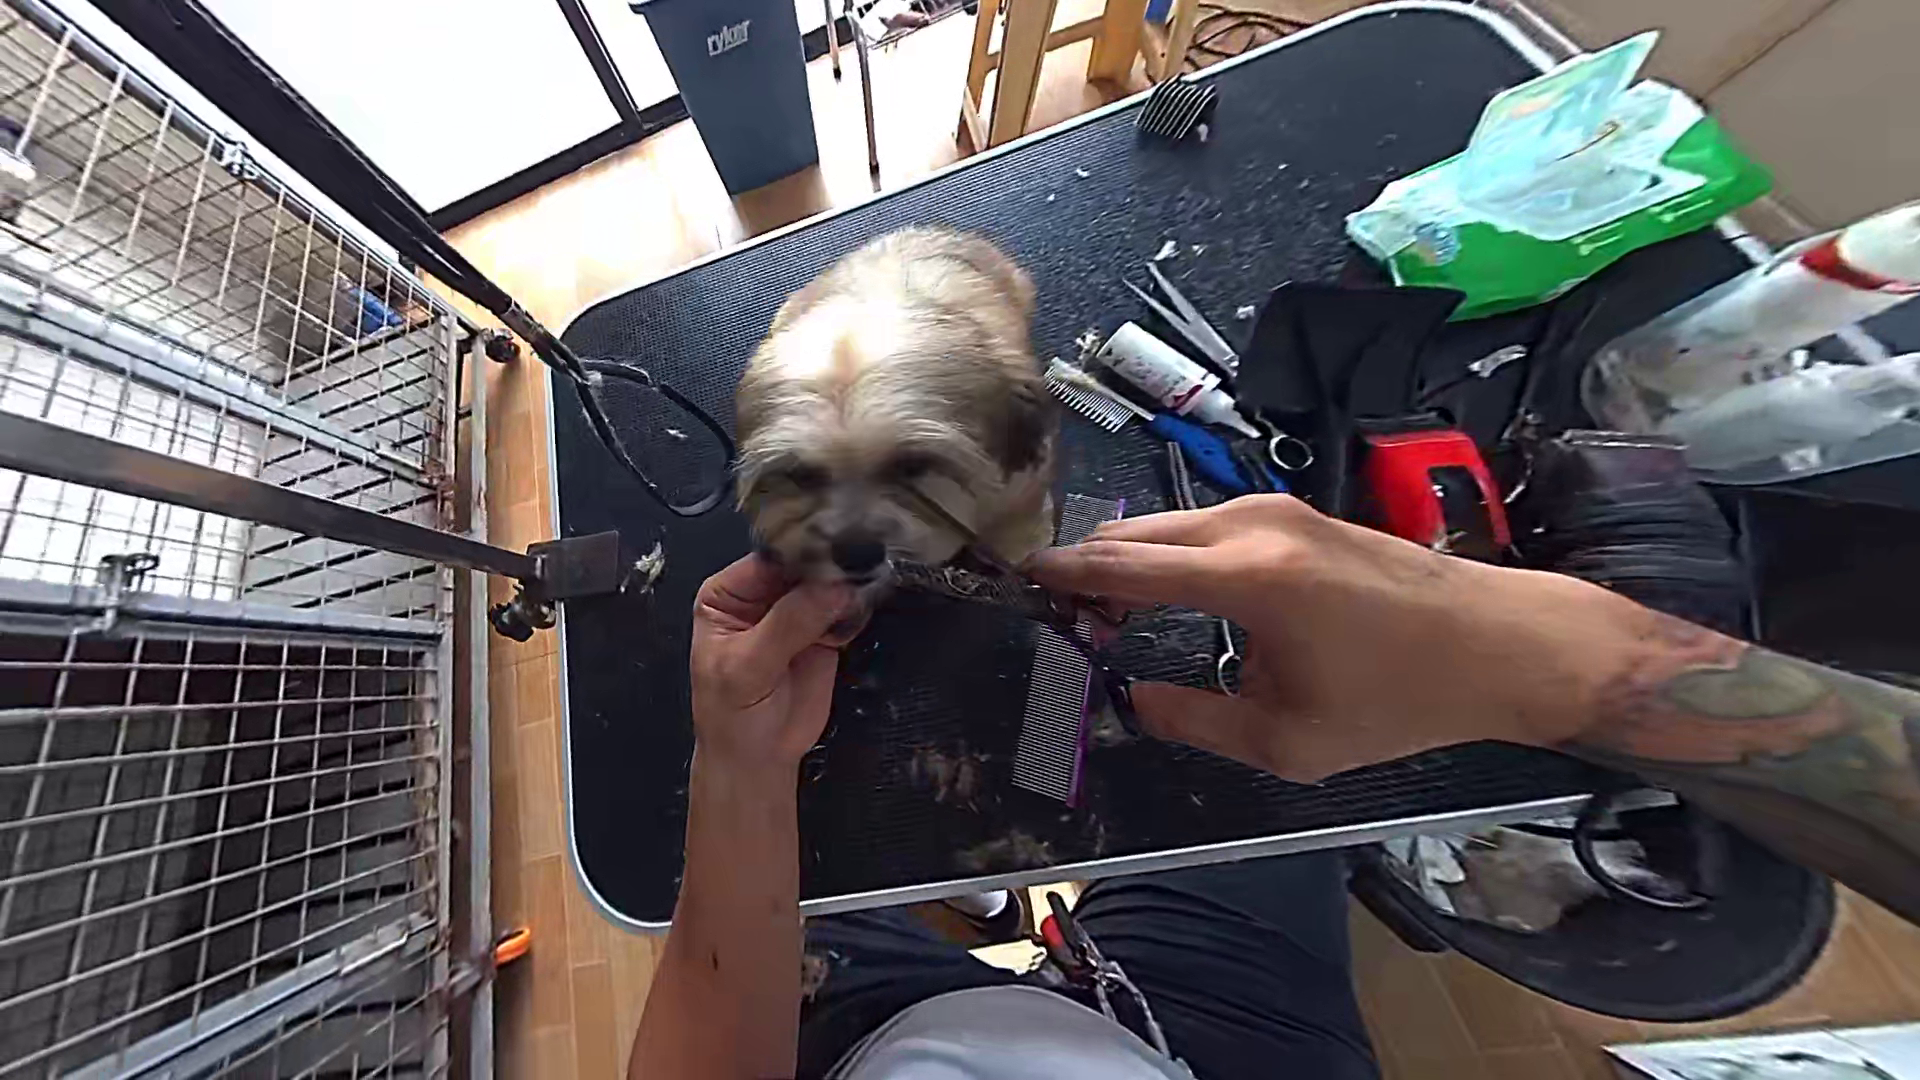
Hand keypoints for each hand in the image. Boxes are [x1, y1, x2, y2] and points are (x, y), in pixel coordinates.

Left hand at [690, 555, 854, 774]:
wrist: (760, 759)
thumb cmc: (733, 714)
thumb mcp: (749, 667)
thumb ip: (788, 624)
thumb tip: (835, 589)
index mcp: (729, 593)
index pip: (770, 560)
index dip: (802, 555)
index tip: (837, 552)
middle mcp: (764, 594)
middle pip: (804, 567)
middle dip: (831, 569)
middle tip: (859, 569)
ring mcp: (797, 611)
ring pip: (830, 585)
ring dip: (848, 589)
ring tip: (860, 595)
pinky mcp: (825, 630)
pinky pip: (847, 608)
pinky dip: (857, 610)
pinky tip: (856, 618)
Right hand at [1025, 495, 1646, 780]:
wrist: (1502, 640)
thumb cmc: (1399, 699)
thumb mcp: (1288, 739)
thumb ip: (1193, 720)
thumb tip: (1131, 695)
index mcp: (1246, 578)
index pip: (1125, 564)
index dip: (1067, 571)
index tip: (1024, 575)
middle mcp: (1246, 525)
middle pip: (1132, 534)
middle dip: (1089, 568)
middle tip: (1071, 615)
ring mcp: (1267, 507)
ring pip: (1160, 523)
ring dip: (1124, 559)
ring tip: (1111, 610)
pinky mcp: (1283, 508)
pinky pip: (1193, 523)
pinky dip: (1161, 551)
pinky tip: (1162, 586)